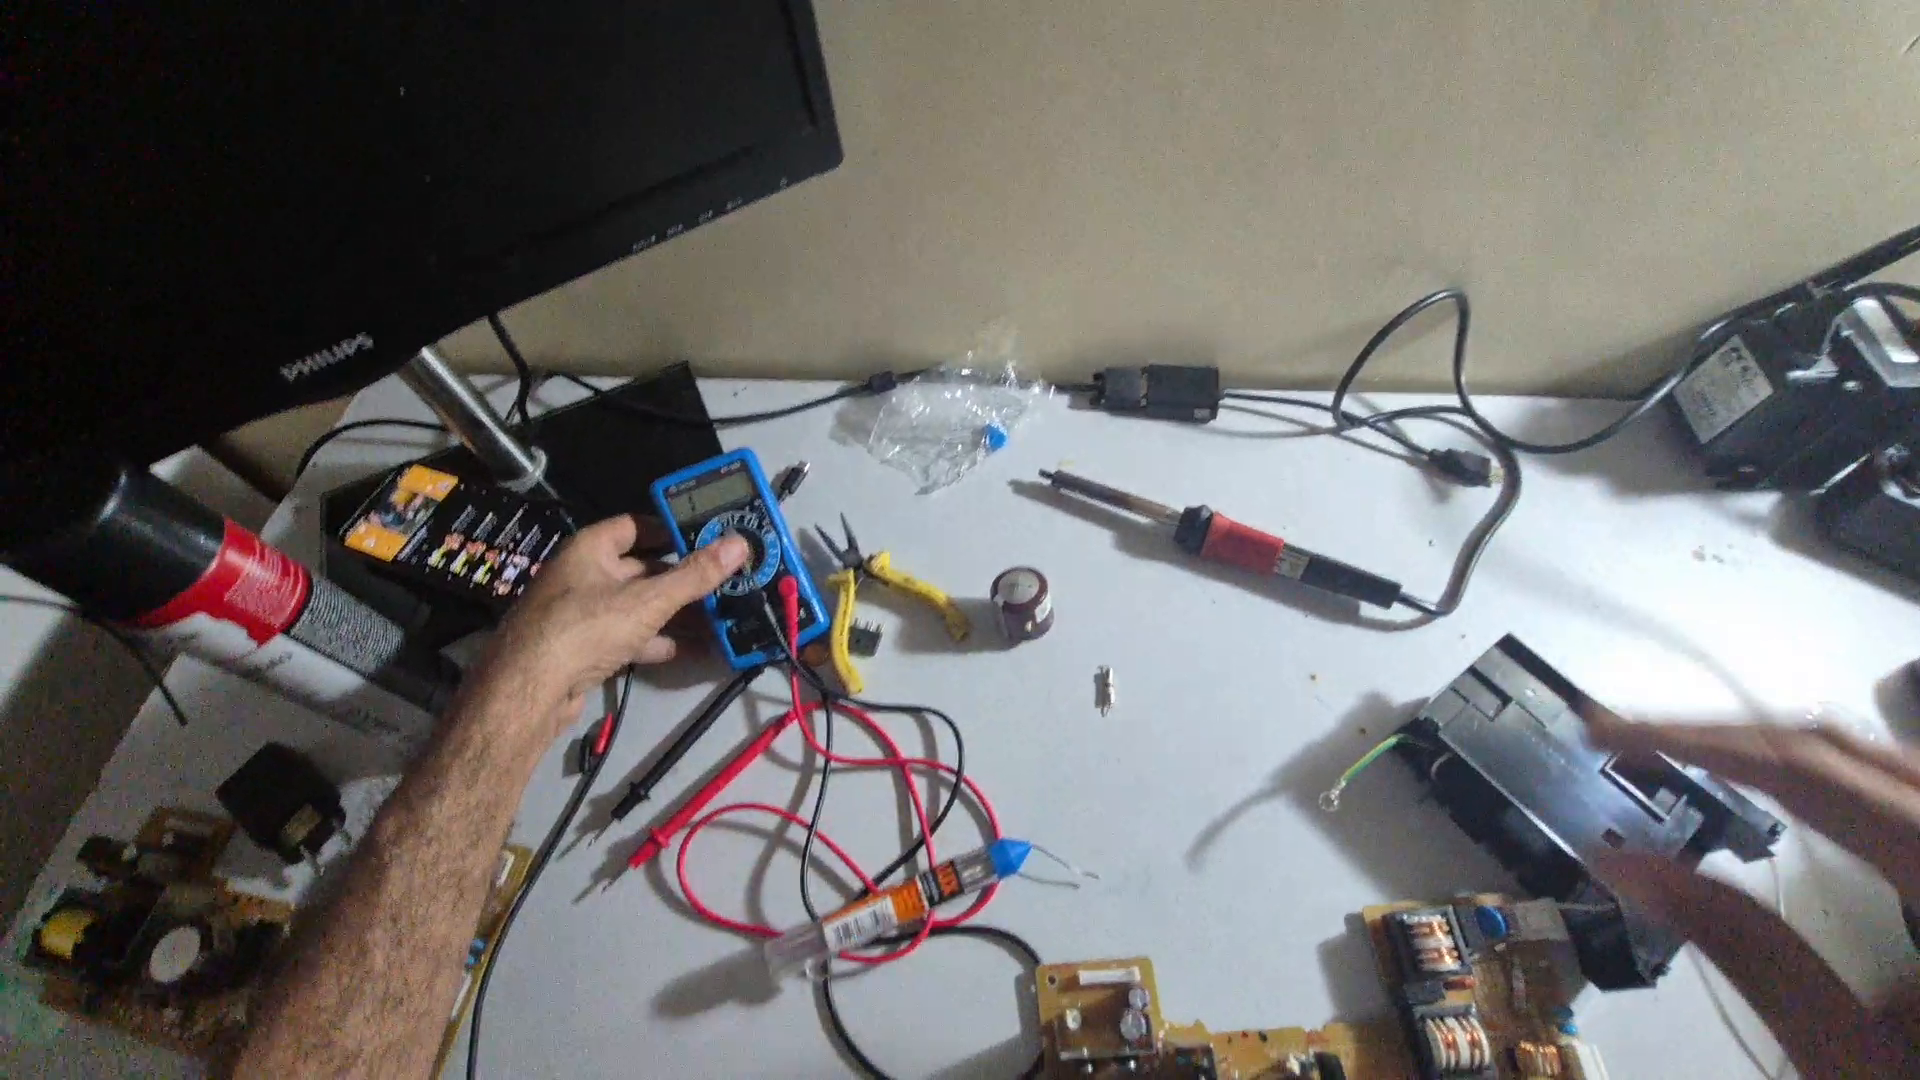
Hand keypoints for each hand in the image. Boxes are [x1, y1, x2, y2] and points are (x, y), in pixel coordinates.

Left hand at [465, 514, 747, 739]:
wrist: (528, 692)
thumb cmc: (587, 628)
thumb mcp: (649, 600)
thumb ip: (696, 575)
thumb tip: (739, 543)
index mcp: (591, 549)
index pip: (636, 525)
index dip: (672, 529)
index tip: (709, 538)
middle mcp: (583, 575)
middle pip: (642, 568)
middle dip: (682, 578)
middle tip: (723, 581)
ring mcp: (581, 613)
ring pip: (637, 605)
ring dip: (674, 612)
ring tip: (716, 617)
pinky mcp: (583, 647)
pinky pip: (628, 635)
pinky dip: (656, 640)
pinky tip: (686, 649)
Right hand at [1587, 715, 1919, 1076]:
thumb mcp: (1856, 1057)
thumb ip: (1746, 951)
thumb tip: (1615, 859)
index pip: (1809, 776)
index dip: (1696, 741)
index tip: (1602, 733)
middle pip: (1839, 751)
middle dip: (1720, 735)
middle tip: (1621, 736)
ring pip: (1869, 759)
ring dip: (1764, 748)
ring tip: (1675, 749)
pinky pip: (1894, 785)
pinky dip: (1814, 774)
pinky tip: (1765, 784)